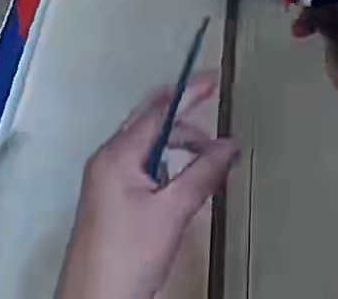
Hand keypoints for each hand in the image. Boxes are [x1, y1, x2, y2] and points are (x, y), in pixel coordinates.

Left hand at [56, 74, 238, 298]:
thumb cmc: (129, 258)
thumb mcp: (173, 212)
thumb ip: (204, 171)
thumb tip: (231, 143)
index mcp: (117, 156)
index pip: (159, 111)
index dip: (189, 94)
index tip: (215, 80)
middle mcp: (108, 161)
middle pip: (153, 125)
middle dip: (187, 124)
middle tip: (218, 137)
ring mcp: (106, 183)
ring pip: (150, 148)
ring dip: (181, 148)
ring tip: (210, 165)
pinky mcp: (110, 204)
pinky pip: (145, 168)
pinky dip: (170, 167)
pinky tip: (188, 185)